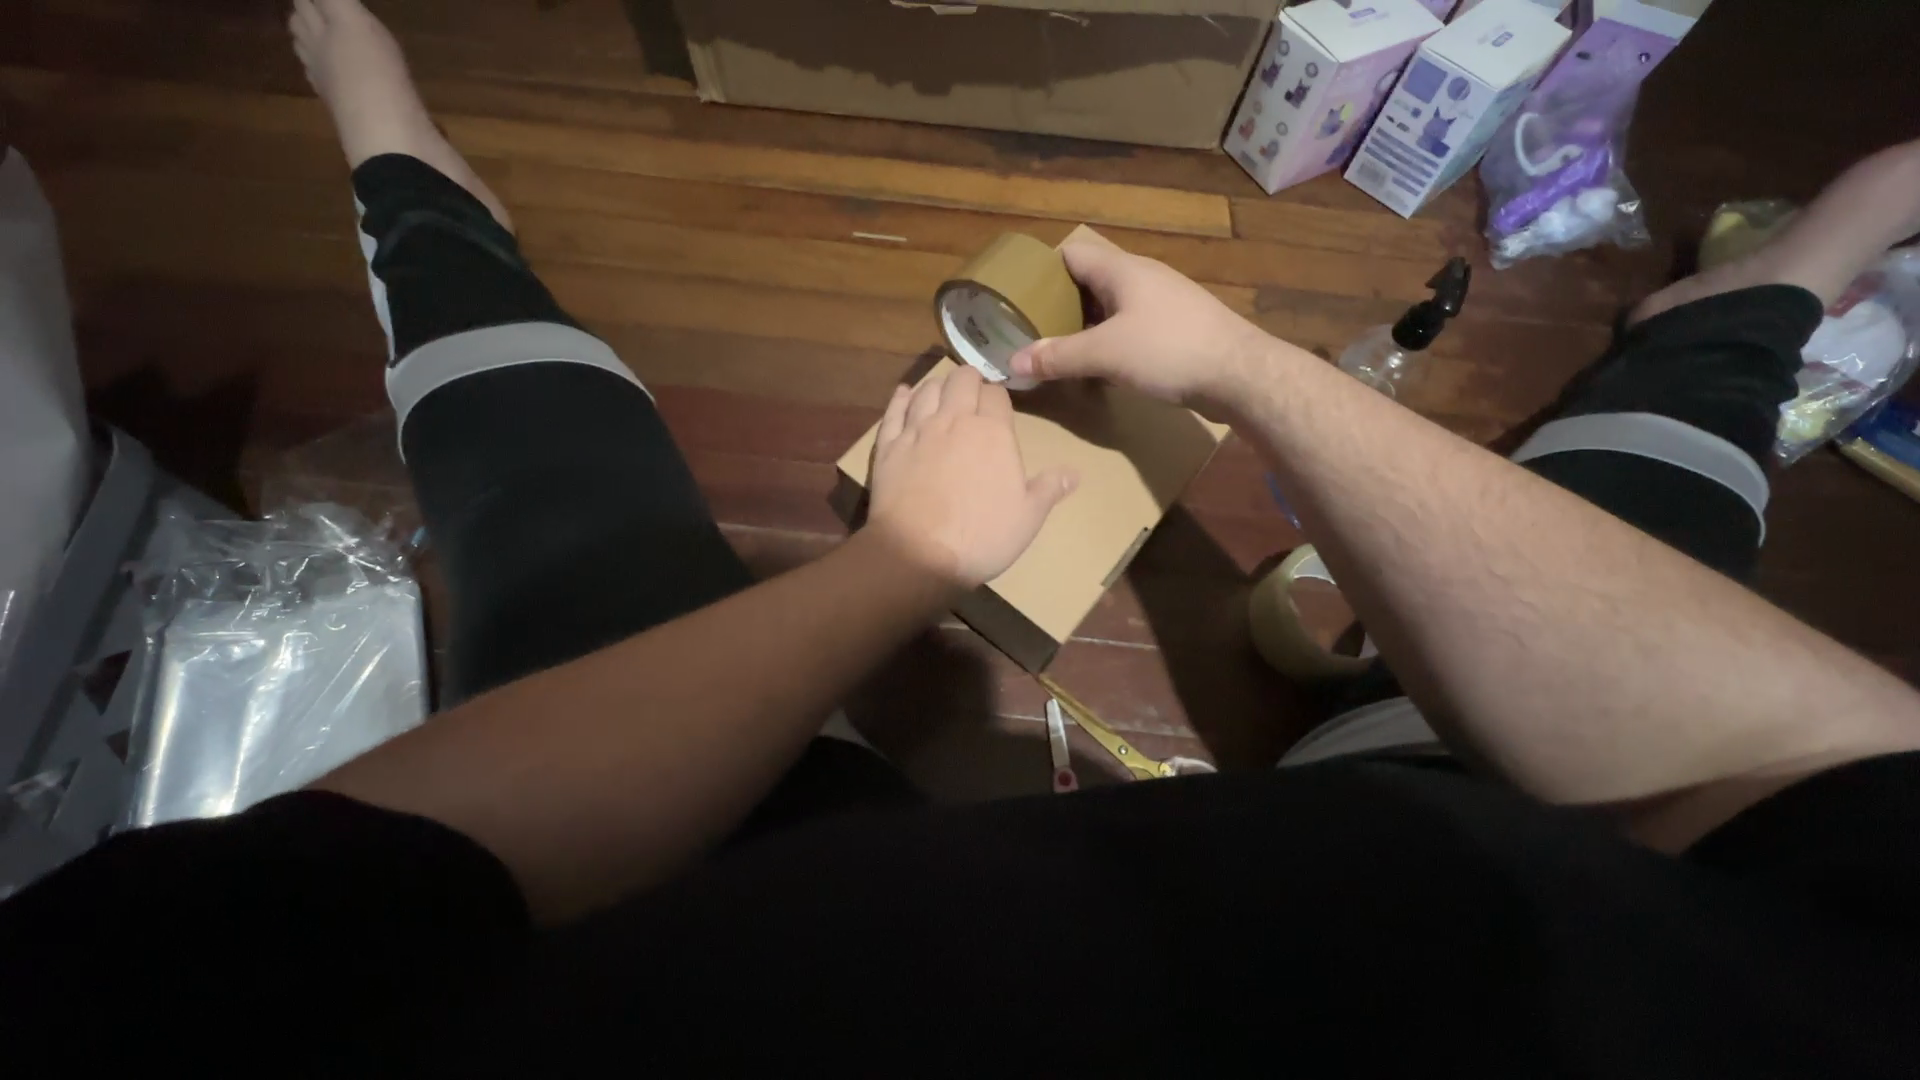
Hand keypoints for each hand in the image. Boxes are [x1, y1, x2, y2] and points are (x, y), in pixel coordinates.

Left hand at [867, 368, 1076, 588]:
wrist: (919, 555)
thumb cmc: (981, 537)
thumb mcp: (1028, 517)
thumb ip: (1049, 489)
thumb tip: (1075, 473)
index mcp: (993, 432)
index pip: (997, 394)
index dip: (998, 397)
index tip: (998, 407)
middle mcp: (954, 420)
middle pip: (961, 380)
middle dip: (969, 380)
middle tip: (972, 392)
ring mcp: (917, 431)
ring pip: (927, 389)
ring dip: (938, 385)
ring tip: (943, 393)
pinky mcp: (888, 447)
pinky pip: (893, 411)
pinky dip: (901, 398)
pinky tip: (905, 394)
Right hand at [1009, 231, 1273, 406]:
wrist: (1240, 374)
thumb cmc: (1169, 350)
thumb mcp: (1105, 354)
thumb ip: (1057, 356)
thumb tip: (1012, 361)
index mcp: (1122, 270)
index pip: (1071, 253)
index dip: (1042, 271)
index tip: (1020, 298)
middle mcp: (1142, 278)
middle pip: (1089, 281)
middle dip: (1060, 305)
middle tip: (1035, 332)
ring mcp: (1163, 303)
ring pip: (1111, 307)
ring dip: (1086, 327)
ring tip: (1062, 352)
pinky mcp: (1177, 328)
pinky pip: (1132, 327)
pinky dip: (1111, 342)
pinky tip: (1103, 368)